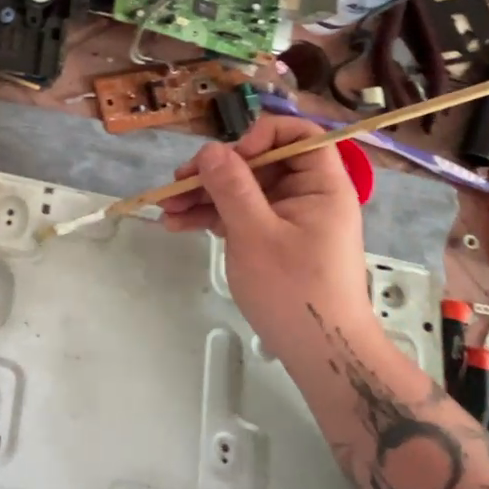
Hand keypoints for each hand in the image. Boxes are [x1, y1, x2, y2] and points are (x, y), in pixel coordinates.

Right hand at [161, 117, 369, 345]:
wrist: (319, 353)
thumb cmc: (296, 291)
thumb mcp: (256, 235)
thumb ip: (232, 188)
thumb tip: (210, 150)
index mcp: (321, 185)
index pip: (297, 135)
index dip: (261, 136)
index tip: (230, 159)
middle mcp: (306, 195)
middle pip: (259, 163)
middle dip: (215, 171)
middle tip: (178, 184)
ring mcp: (288, 218)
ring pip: (242, 189)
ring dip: (204, 195)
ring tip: (167, 208)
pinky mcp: (272, 239)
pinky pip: (239, 214)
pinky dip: (210, 216)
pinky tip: (178, 224)